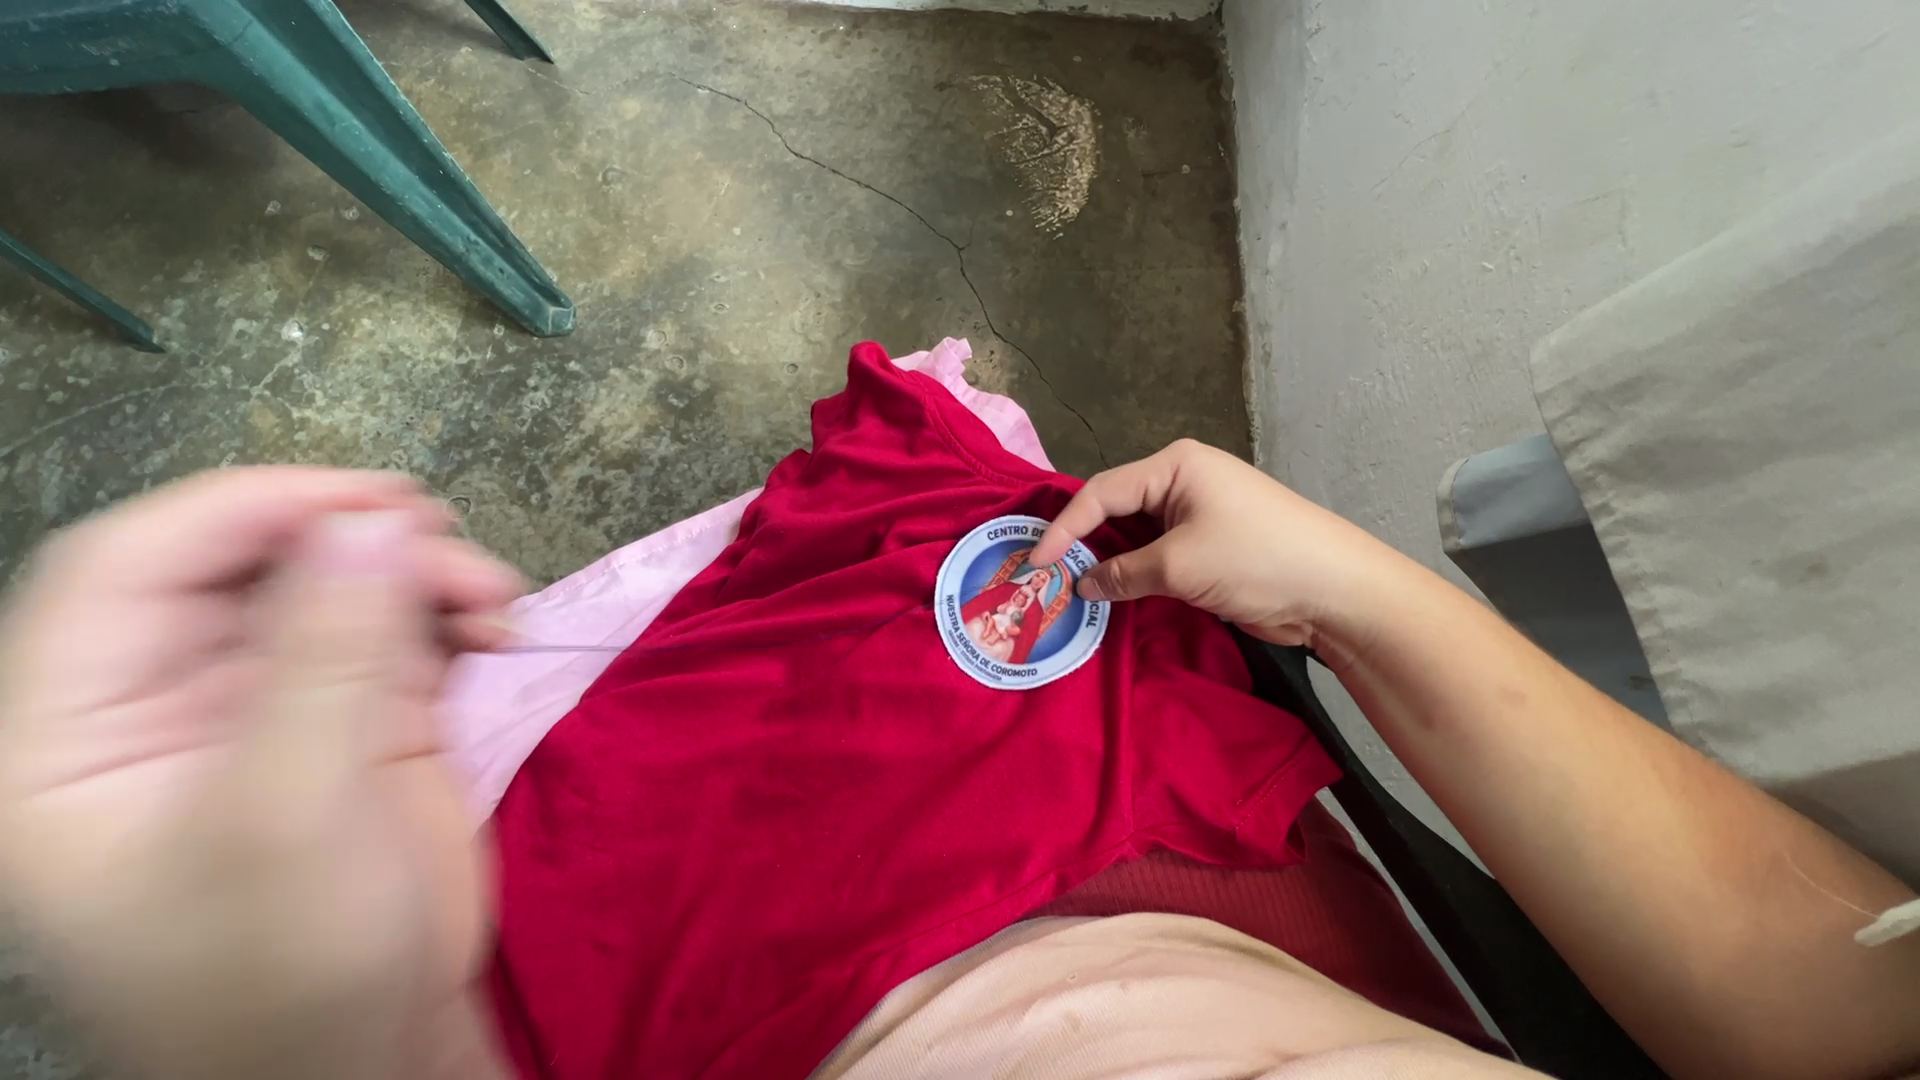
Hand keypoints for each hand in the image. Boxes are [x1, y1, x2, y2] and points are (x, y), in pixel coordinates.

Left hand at [0, 469, 522, 1079]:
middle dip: (364, 543)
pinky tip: (500, 633)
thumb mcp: (290, 811)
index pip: (135, 567)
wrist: (374, 1050)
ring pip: (348, 589)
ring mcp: (287, 706)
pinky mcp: (370, 720)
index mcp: (90, 727)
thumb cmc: (288, 963)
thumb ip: (325, 659)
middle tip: (452, 540)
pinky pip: (410, 631)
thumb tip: (373, 522)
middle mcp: (184, 699)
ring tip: (497, 603)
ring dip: (428, 576)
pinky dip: (459, 616)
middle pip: (261, 566)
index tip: (373, 500)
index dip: (247, 510)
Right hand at [1030, 440, 1417, 660]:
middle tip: (1044, 576)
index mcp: (1174, 465)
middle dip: (1081, 542)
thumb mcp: (1179, 566)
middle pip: (1114, 509)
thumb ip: (1122, 573)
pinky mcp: (1205, 546)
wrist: (1335, 591)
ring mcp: (1195, 514)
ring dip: (1105, 561)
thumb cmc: (1256, 559)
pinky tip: (1108, 593)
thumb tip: (1082, 585)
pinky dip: (1131, 573)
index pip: (1102, 492)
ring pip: (1132, 534)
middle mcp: (1181, 481)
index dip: (1064, 528)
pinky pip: (1154, 554)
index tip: (1035, 563)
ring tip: (1067, 588)